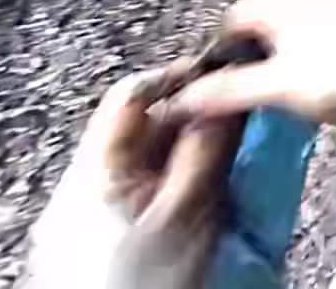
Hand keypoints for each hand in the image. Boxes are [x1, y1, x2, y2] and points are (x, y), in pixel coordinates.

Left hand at [28, 66, 243, 288]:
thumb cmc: (144, 287)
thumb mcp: (187, 212)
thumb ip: (208, 147)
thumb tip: (234, 89)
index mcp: (93, 173)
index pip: (132, 94)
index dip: (181, 73)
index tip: (230, 69)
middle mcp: (87, 184)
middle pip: (146, 122)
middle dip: (199, 109)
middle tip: (248, 103)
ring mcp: (94, 212)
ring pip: (154, 151)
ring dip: (198, 139)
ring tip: (242, 136)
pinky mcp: (108, 234)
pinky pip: (153, 179)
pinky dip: (187, 167)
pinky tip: (217, 174)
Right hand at [169, 0, 335, 124]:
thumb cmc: (334, 71)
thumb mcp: (273, 86)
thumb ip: (224, 91)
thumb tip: (176, 101)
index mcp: (278, 1)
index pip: (232, 18)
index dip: (219, 52)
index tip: (220, 85)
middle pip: (266, 17)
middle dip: (256, 51)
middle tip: (258, 88)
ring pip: (298, 21)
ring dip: (288, 50)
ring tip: (294, 86)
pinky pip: (326, 25)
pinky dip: (317, 46)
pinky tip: (329, 73)